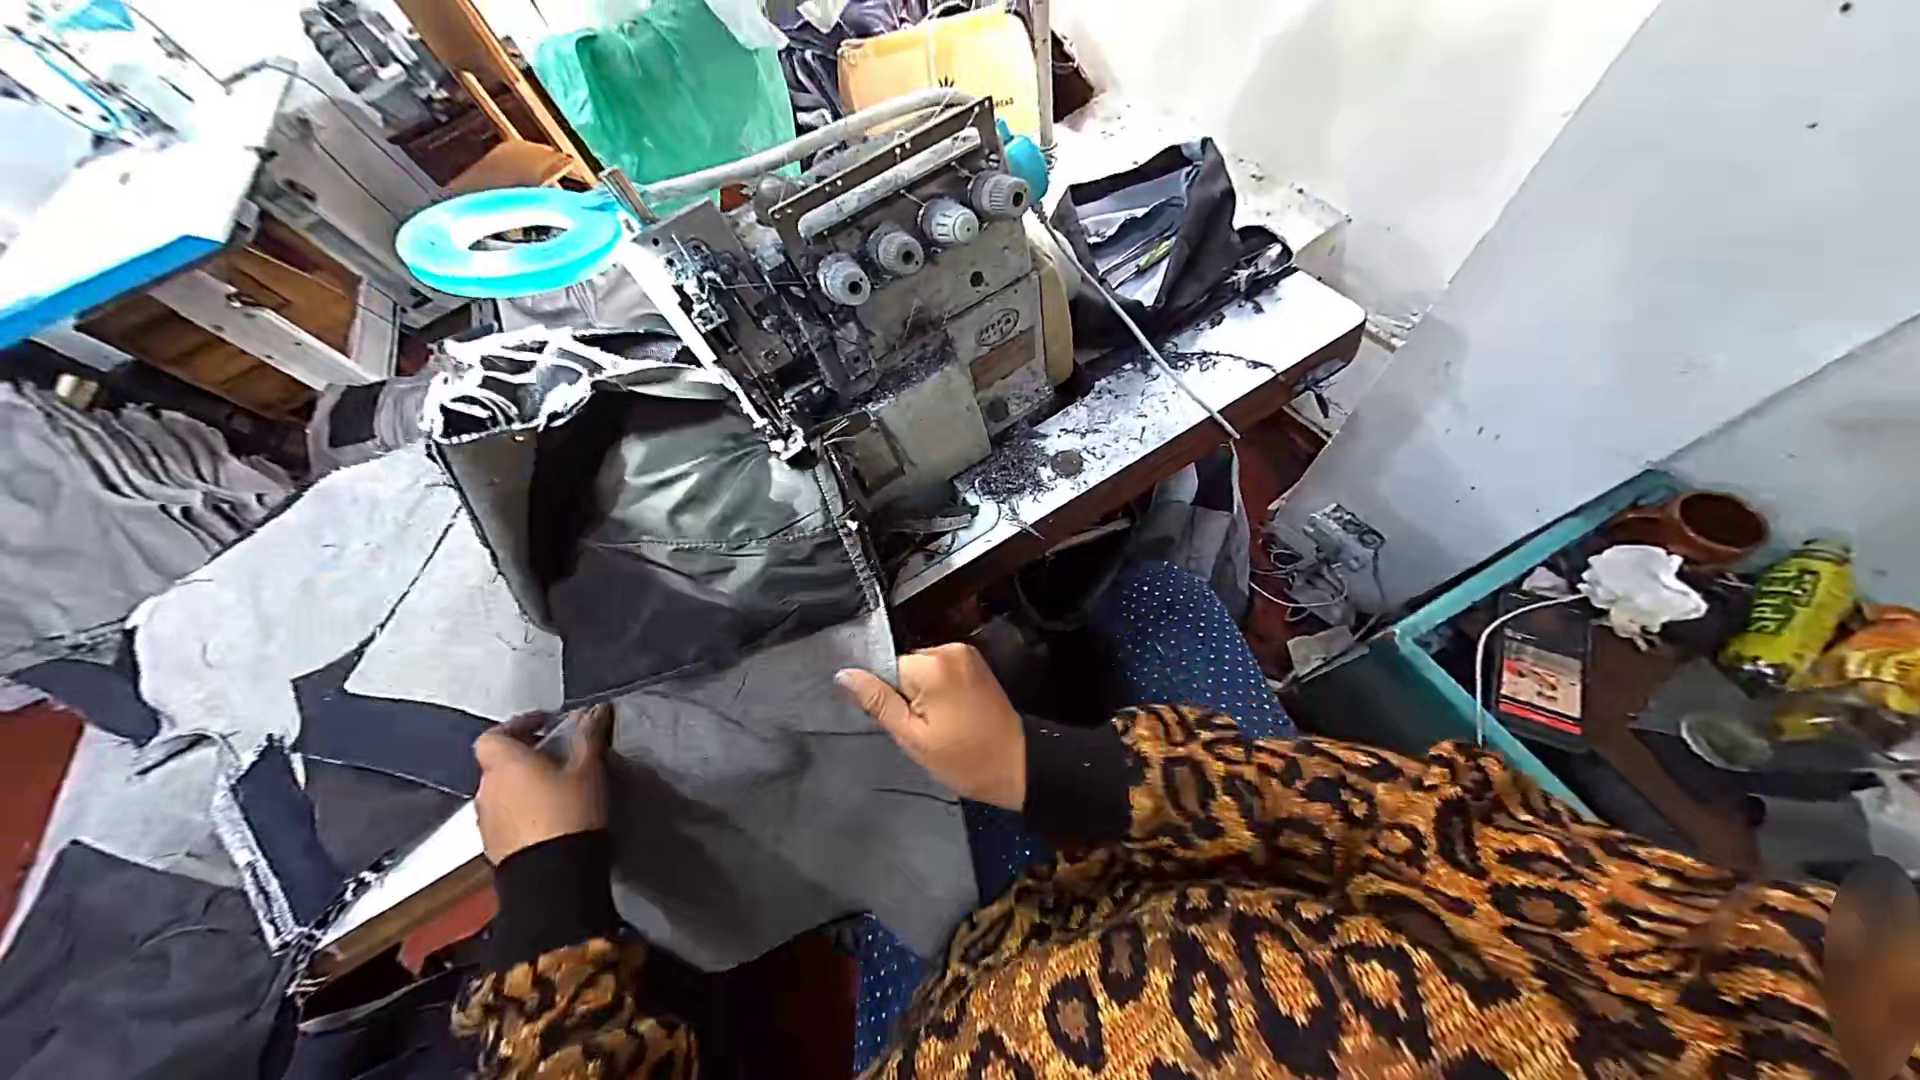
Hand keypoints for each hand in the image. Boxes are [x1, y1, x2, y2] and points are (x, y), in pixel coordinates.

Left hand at [473, 704, 613, 864]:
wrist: (552, 875)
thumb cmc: (570, 810)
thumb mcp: (589, 768)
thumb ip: (590, 735)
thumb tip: (597, 709)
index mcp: (505, 764)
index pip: (494, 734)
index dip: (518, 725)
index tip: (546, 723)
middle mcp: (487, 788)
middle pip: (499, 761)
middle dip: (526, 754)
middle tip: (559, 753)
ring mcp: (485, 819)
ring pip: (502, 789)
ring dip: (523, 782)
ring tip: (557, 785)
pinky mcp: (492, 844)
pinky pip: (504, 814)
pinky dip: (521, 806)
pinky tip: (548, 813)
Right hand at [837, 643, 1024, 809]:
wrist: (1015, 764)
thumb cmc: (966, 758)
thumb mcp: (912, 737)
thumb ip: (877, 702)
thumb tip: (844, 675)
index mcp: (934, 666)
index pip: (885, 669)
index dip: (887, 697)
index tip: (902, 721)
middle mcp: (951, 650)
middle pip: (904, 666)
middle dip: (905, 694)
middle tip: (923, 727)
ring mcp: (966, 654)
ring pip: (920, 669)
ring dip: (922, 692)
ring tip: (941, 722)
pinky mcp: (975, 662)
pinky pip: (940, 670)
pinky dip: (938, 689)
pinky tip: (951, 713)